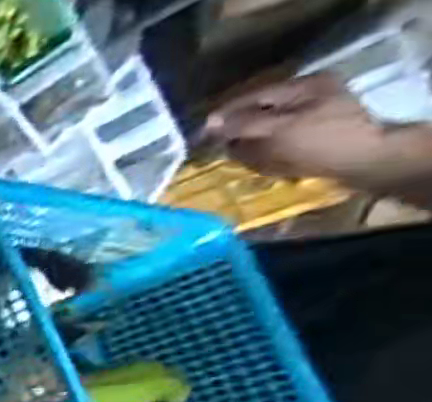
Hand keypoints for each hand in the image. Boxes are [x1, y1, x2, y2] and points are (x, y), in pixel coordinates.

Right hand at [206, 74, 393, 183]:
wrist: (359, 159)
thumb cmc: (319, 142)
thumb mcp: (277, 130)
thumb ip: (242, 125)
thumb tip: (209, 124)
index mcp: (303, 86)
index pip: (251, 97)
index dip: (223, 116)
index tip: (197, 135)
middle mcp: (306, 95)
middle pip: (256, 111)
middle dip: (234, 130)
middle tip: (211, 149)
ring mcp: (309, 112)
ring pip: (262, 125)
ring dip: (244, 141)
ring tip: (231, 156)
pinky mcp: (309, 131)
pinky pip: (273, 136)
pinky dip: (258, 148)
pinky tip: (252, 159)